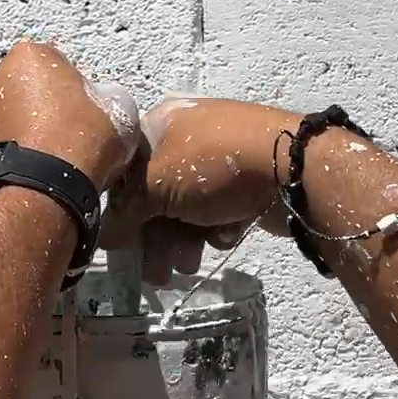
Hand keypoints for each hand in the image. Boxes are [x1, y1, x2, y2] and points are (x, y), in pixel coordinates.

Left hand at [0, 41, 139, 190]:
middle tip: (61, 139)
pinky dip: (0, 162)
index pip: (54, 65)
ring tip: (42, 164)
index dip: (72, 91)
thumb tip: (101, 102)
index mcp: (29, 57)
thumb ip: (107, 96)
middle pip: (20, 89)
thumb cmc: (82, 145)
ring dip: (16, 134)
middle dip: (36, 108)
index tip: (82, 115)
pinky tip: (22, 179)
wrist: (41, 195)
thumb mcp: (120, 111)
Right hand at [101, 97, 302, 283]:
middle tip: (155, 275)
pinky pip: (218, 210)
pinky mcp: (246, 182)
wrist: (293, 167)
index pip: (125, 169)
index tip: (120, 243)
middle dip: (155, 236)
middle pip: (156, 194)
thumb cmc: (213, 166)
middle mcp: (187, 136)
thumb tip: (103, 238)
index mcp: (160, 124)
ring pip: (187, 208)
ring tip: (187, 268)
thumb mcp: (155, 187)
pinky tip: (224, 237)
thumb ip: (124, 213)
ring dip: (182, 241)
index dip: (120, 208)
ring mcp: (220, 158)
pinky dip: (215, 228)